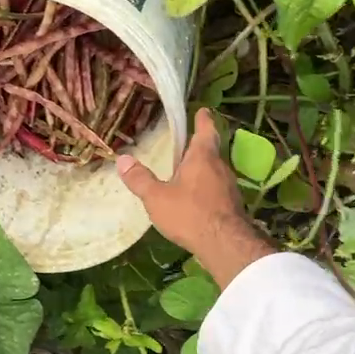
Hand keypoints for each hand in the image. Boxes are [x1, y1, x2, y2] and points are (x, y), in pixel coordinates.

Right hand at [116, 108, 274, 287]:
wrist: (224, 243)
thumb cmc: (189, 214)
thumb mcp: (156, 197)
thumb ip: (140, 179)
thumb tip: (122, 159)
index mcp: (202, 157)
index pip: (206, 130)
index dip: (203, 119)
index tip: (203, 111)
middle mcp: (220, 166)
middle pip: (211, 150)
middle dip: (199, 146)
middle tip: (187, 145)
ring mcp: (229, 186)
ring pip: (215, 170)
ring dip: (203, 169)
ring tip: (188, 173)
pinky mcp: (232, 204)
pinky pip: (217, 189)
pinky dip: (207, 188)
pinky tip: (197, 200)